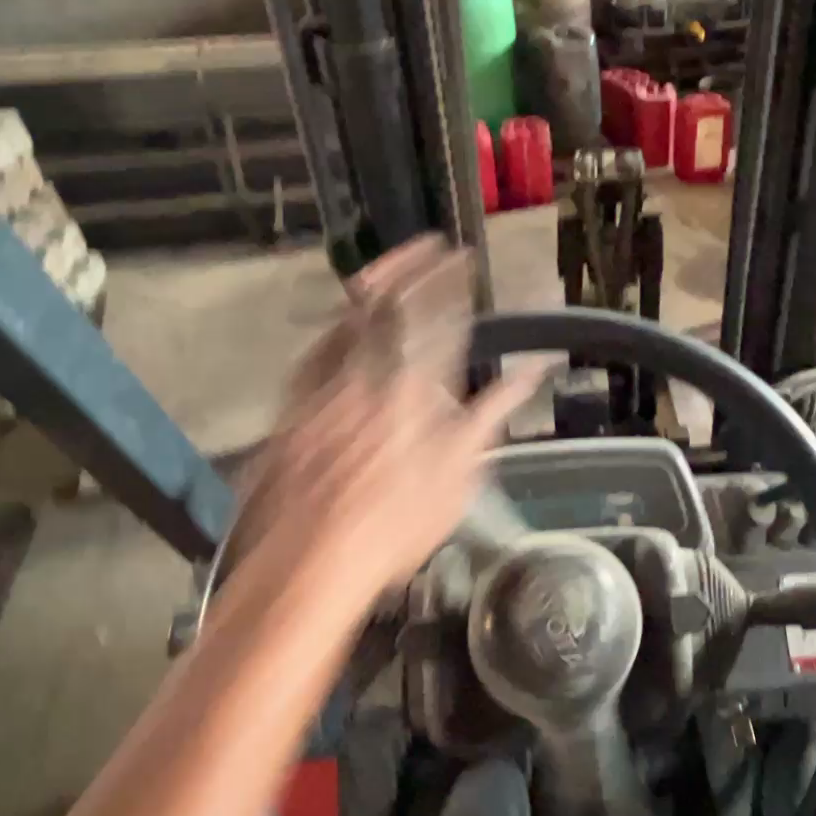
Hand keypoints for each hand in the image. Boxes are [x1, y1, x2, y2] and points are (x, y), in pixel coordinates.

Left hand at [228, 238, 540, 594]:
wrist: (306, 568)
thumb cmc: (391, 532)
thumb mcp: (457, 480)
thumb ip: (490, 417)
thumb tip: (528, 374)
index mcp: (410, 397)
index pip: (436, 321)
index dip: (450, 283)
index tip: (461, 259)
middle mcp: (363, 381)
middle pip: (386, 307)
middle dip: (410, 267)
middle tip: (429, 247)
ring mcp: (320, 392)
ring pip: (344, 323)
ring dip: (369, 289)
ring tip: (386, 268)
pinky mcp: (288, 410)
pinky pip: (310, 354)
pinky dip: (331, 328)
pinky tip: (339, 324)